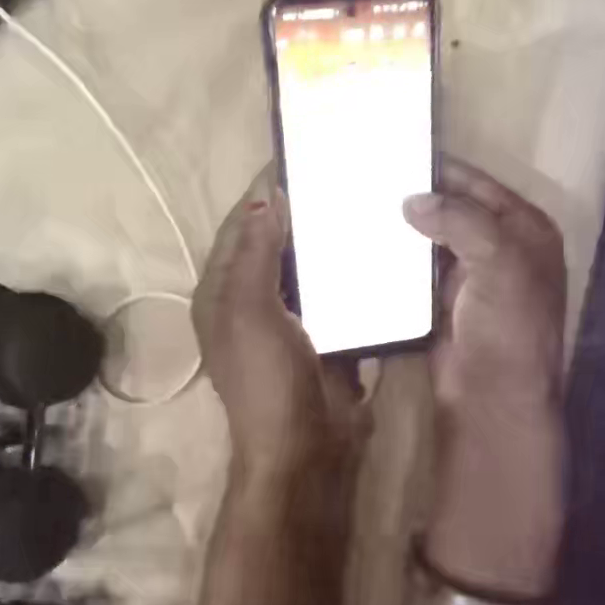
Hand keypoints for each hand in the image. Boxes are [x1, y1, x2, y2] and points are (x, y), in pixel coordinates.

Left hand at [194, 168, 351, 473]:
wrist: (304, 451)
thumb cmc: (267, 383)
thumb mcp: (250, 313)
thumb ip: (255, 253)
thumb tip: (270, 196)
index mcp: (222, 292)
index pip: (240, 225)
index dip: (265, 191)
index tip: (304, 153)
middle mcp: (251, 302)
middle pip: (276, 242)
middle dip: (305, 210)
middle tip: (347, 172)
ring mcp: (291, 322)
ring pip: (310, 267)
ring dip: (334, 240)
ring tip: (370, 201)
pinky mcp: (326, 339)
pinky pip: (339, 296)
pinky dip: (355, 275)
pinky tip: (383, 251)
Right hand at [403, 158, 568, 594]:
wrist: (493, 396)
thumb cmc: (508, 325)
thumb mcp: (498, 262)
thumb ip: (460, 221)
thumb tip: (413, 200)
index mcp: (525, 230)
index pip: (478, 185)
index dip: (440, 170)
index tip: (394, 153)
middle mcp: (500, 249)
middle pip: (453, 210)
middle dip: (415, 197)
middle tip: (367, 180)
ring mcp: (469, 279)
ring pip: (431, 241)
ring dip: (402, 230)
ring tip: (359, 208)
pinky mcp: (442, 305)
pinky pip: (416, 273)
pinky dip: (396, 262)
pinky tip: (366, 249)